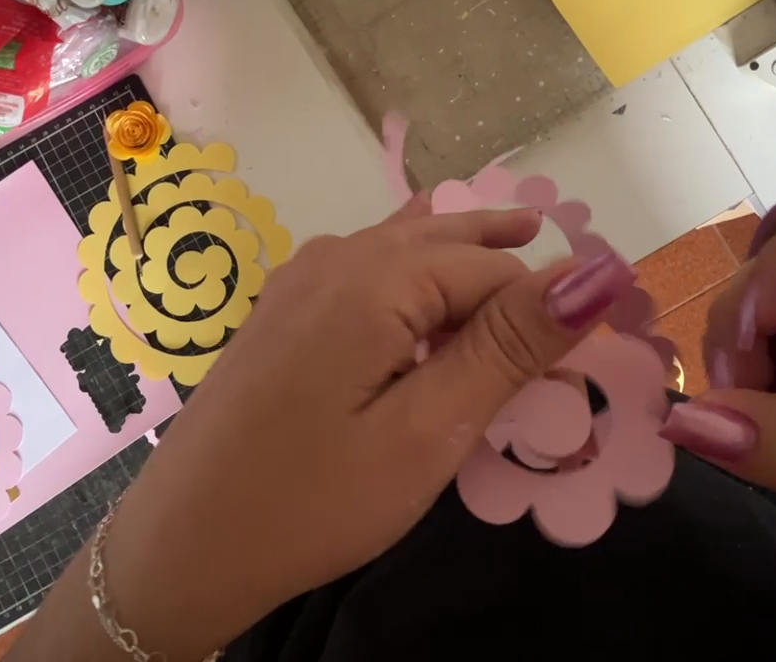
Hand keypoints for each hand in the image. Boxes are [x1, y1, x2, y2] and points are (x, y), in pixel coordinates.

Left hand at [19, 199, 635, 660]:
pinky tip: (419, 266)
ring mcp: (300, 280)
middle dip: (503, 253)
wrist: (182, 540)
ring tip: (510, 234)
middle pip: (442, 242)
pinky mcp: (282, 309)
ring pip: (399, 245)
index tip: (592, 335)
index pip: (488, 269)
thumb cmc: (310, 498)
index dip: (544, 298)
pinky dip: (408, 265)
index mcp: (375, 279)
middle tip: (560, 254)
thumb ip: (504, 346)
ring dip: (457, 249)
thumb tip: (591, 274)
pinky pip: (362, 265)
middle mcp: (336, 259)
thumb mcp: (425, 431)